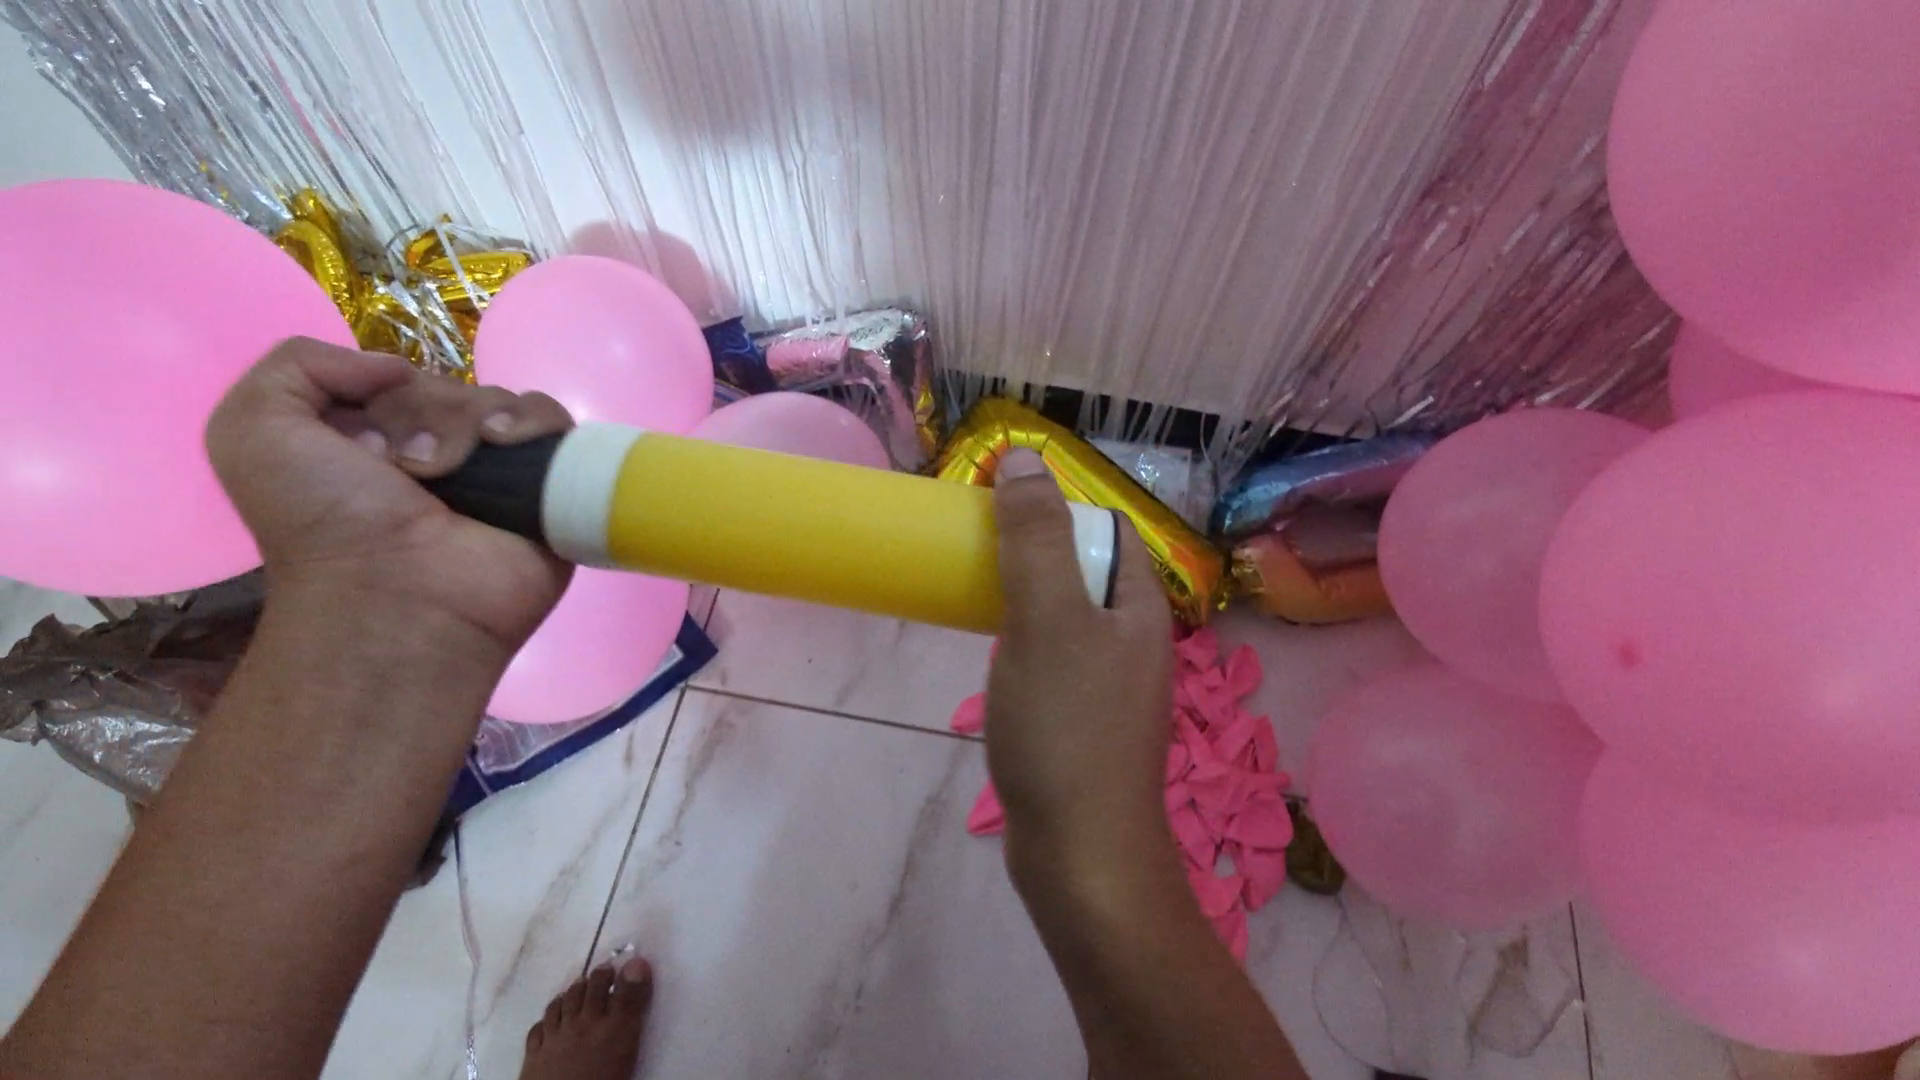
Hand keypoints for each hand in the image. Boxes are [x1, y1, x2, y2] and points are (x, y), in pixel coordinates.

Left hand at [205, 337, 573, 660]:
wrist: (399, 594)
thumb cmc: (324, 520)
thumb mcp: (255, 431)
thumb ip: (298, 365)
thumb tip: (400, 367)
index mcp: (381, 442)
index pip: (405, 379)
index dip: (385, 392)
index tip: (364, 440)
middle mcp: (446, 455)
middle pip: (456, 387)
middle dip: (429, 412)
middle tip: (412, 468)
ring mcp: (503, 473)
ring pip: (506, 401)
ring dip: (475, 419)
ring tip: (458, 469)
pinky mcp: (552, 488)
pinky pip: (557, 427)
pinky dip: (534, 422)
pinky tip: (507, 446)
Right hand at [984, 449, 1175, 859]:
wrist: (1081, 855)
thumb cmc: (1066, 730)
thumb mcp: (1046, 621)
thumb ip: (1035, 540)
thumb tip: (1024, 459)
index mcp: (1140, 605)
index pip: (1106, 528)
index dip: (1056, 506)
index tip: (999, 507)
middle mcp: (1135, 638)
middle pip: (1084, 569)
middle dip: (1034, 549)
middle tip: (976, 548)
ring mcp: (1110, 683)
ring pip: (1065, 615)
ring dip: (1024, 596)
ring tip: (975, 594)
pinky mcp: (1083, 720)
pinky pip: (1053, 657)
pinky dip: (1023, 642)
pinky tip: (994, 656)